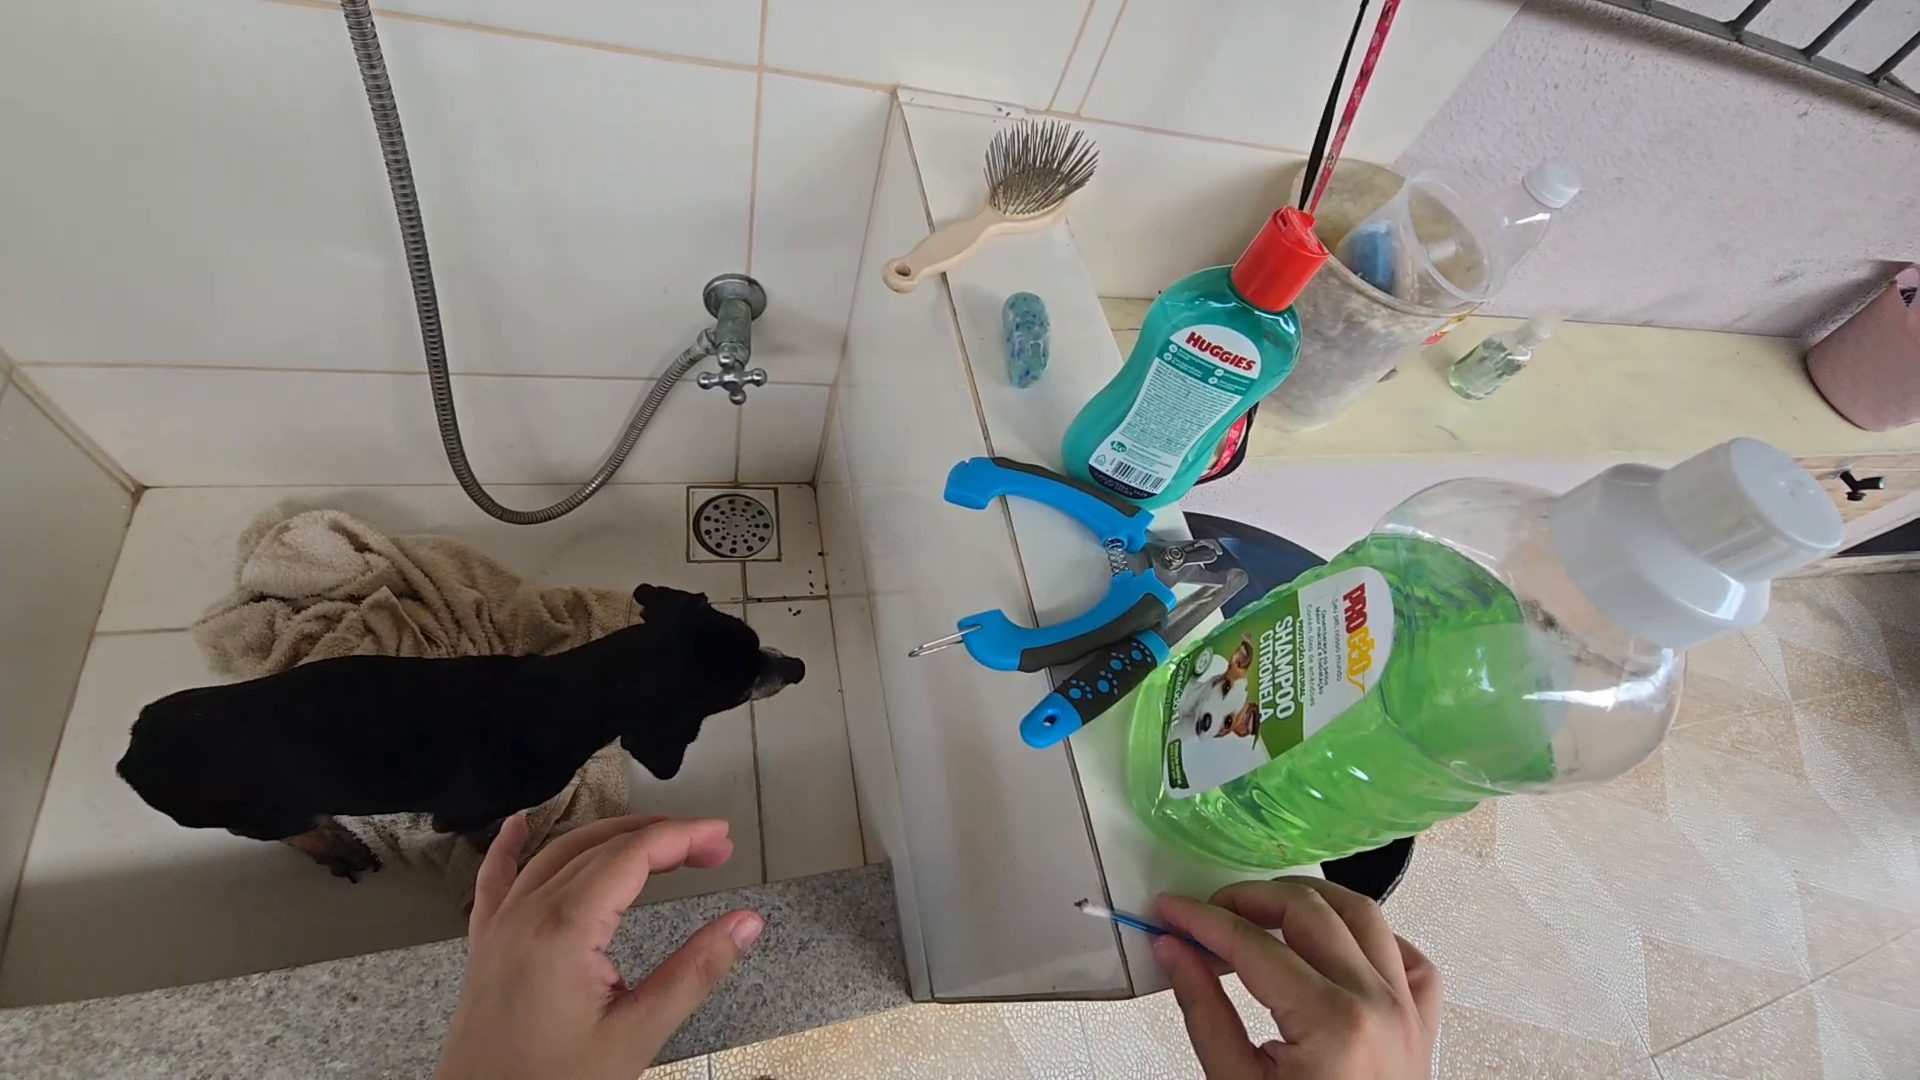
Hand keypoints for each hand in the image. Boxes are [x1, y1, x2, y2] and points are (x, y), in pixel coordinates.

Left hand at [434, 814, 763, 1079]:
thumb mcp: (636, 1037)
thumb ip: (696, 972)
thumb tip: (750, 921)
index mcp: (564, 928)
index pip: (635, 854)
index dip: (685, 836)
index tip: (724, 838)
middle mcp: (528, 912)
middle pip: (605, 845)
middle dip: (665, 836)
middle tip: (713, 848)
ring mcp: (500, 925)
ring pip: (561, 851)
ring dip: (615, 834)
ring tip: (662, 835)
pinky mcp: (484, 945)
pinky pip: (493, 881)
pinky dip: (509, 847)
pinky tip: (518, 824)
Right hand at [1154, 878, 1441, 1078]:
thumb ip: (1203, 1009)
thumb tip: (1172, 947)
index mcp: (1330, 1022)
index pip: (1249, 942)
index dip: (1200, 918)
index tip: (1169, 908)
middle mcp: (1376, 1004)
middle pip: (1306, 909)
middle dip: (1247, 898)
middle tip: (1208, 913)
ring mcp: (1407, 1013)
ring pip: (1362, 914)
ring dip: (1309, 899)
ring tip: (1266, 910)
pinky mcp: (1424, 1029)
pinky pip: (1410, 960)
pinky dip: (1373, 939)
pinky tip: (1336, 945)